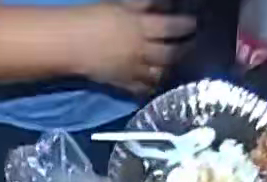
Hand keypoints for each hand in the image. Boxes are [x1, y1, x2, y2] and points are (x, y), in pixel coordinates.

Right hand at [72, 1, 195, 94]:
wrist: (72, 42)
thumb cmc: (94, 16)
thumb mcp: (121, 4)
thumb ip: (143, 4)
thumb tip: (162, 3)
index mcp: (140, 27)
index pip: (171, 27)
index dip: (185, 25)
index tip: (194, 23)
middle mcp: (142, 51)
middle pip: (170, 54)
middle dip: (184, 49)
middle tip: (192, 44)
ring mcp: (134, 71)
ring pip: (160, 73)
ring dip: (171, 68)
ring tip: (176, 62)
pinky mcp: (125, 84)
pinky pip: (144, 88)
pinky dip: (154, 85)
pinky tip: (158, 81)